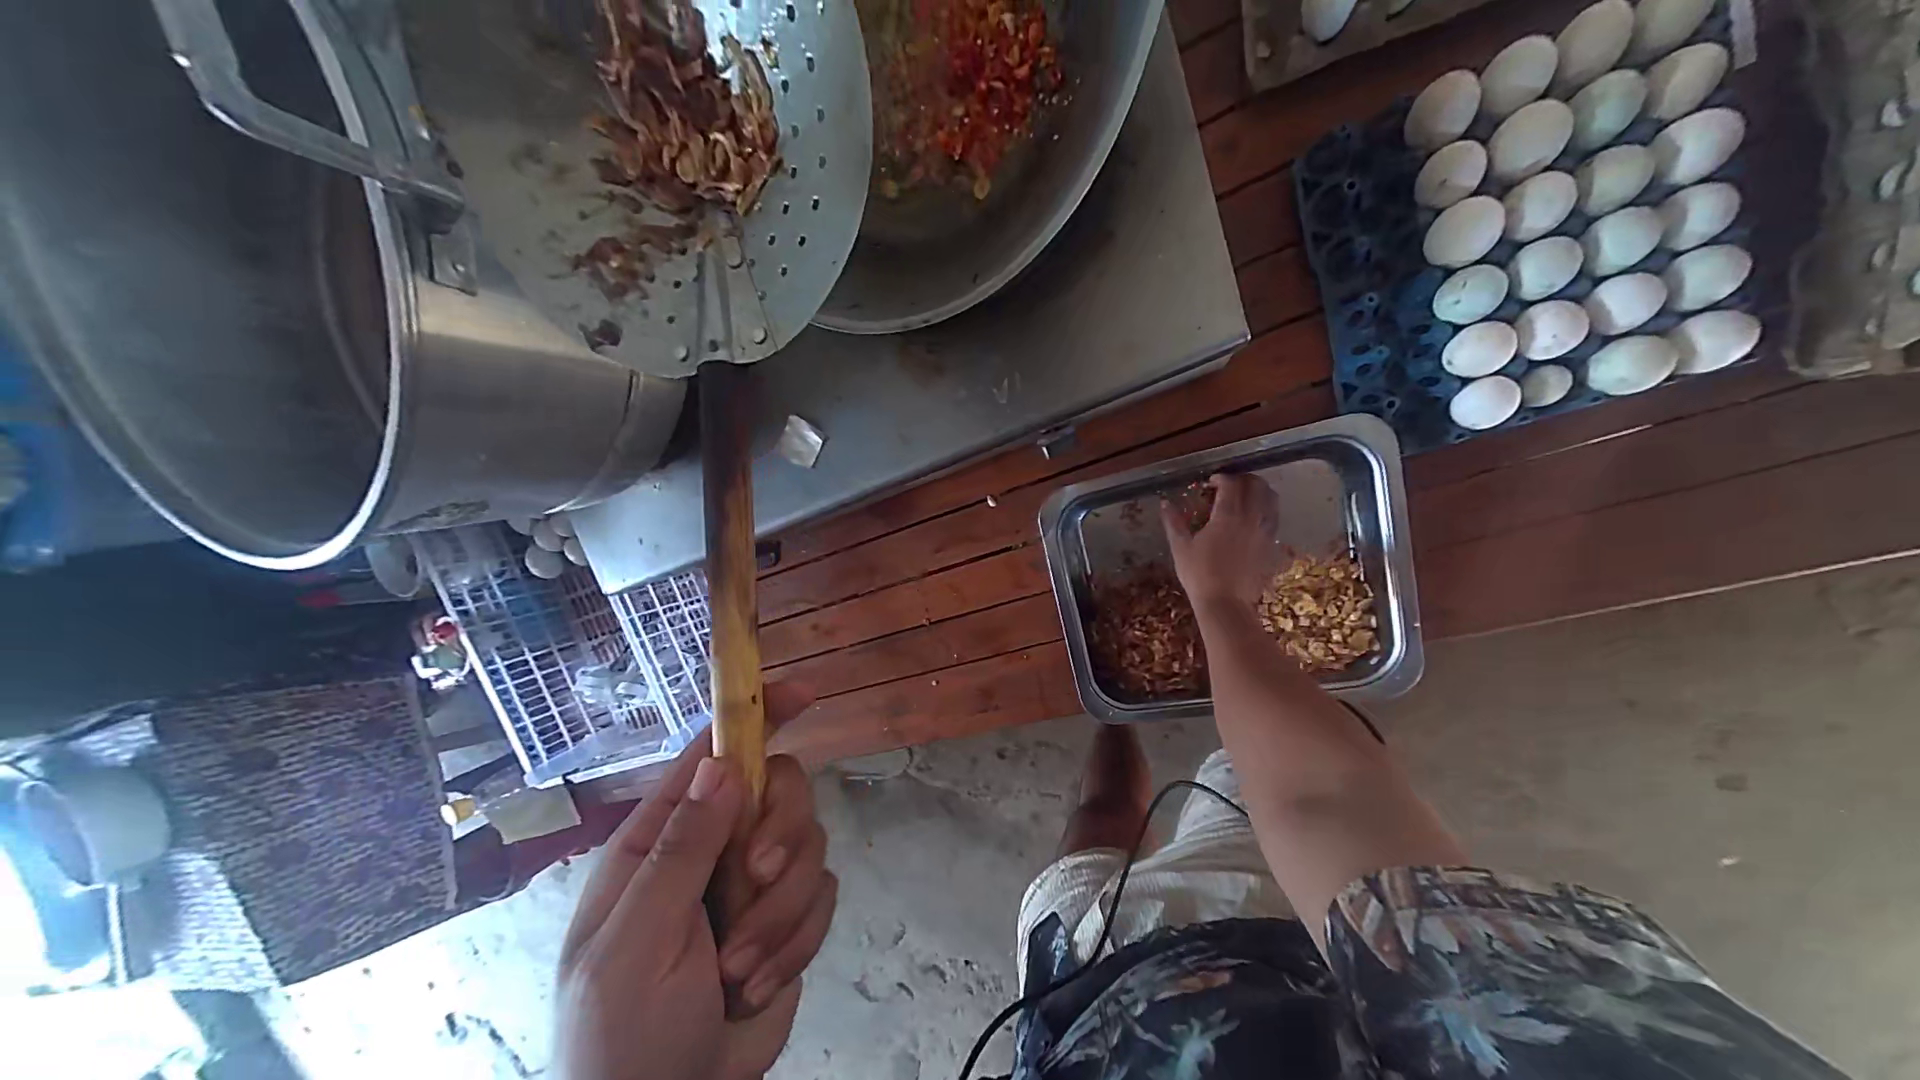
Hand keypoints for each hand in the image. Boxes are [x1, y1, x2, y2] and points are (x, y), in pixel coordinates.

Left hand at [555, 684, 836, 1079]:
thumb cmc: (621, 1032)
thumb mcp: (636, 944)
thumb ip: (680, 852)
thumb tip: (720, 765)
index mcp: (664, 838)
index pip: (713, 754)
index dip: (757, 716)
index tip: (803, 693)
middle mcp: (716, 846)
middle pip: (782, 789)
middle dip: (781, 833)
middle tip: (756, 876)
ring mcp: (756, 882)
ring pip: (811, 845)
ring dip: (782, 911)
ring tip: (739, 969)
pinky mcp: (790, 919)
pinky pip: (823, 898)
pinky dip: (796, 942)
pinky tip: (758, 984)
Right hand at [1161, 472, 1279, 614]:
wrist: (1226, 604)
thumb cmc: (1199, 575)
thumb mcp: (1181, 547)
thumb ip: (1174, 522)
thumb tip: (1165, 503)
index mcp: (1227, 516)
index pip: (1231, 484)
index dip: (1221, 478)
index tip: (1210, 483)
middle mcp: (1251, 518)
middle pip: (1256, 486)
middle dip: (1243, 479)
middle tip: (1229, 485)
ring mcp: (1265, 532)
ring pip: (1271, 499)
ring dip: (1259, 491)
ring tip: (1245, 497)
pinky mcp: (1272, 545)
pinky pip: (1275, 518)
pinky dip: (1267, 510)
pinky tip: (1254, 518)